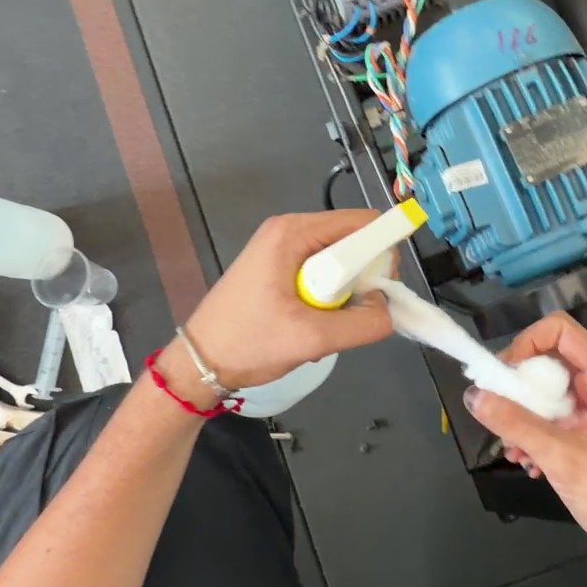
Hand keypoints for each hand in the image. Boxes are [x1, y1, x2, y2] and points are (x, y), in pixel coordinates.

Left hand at [169, 211, 393, 396]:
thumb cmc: (248, 343)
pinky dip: (328, 301)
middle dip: (362, 278)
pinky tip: (311, 324)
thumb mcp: (312, 338)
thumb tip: (387, 311)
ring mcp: (282, 250)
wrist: (199, 364)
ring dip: (344, 295)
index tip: (382, 288)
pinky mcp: (279, 269)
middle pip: (353, 241)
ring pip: (340, 263)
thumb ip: (362, 323)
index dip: (383, 251)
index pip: (363, 222)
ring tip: (324, 324)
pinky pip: (323, 276)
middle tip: (351, 313)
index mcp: (293, 232)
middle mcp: (289, 231)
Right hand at [466, 313, 586, 586]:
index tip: (503, 376)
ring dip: (521, 416)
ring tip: (513, 449)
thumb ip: (514, 423)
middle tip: (497, 414)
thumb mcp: (560, 457)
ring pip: (545, 393)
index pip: (560, 330)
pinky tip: (527, 463)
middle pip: (548, 361)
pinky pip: (551, 419)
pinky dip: (532, 435)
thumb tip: (474, 395)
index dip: (526, 343)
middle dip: (518, 387)